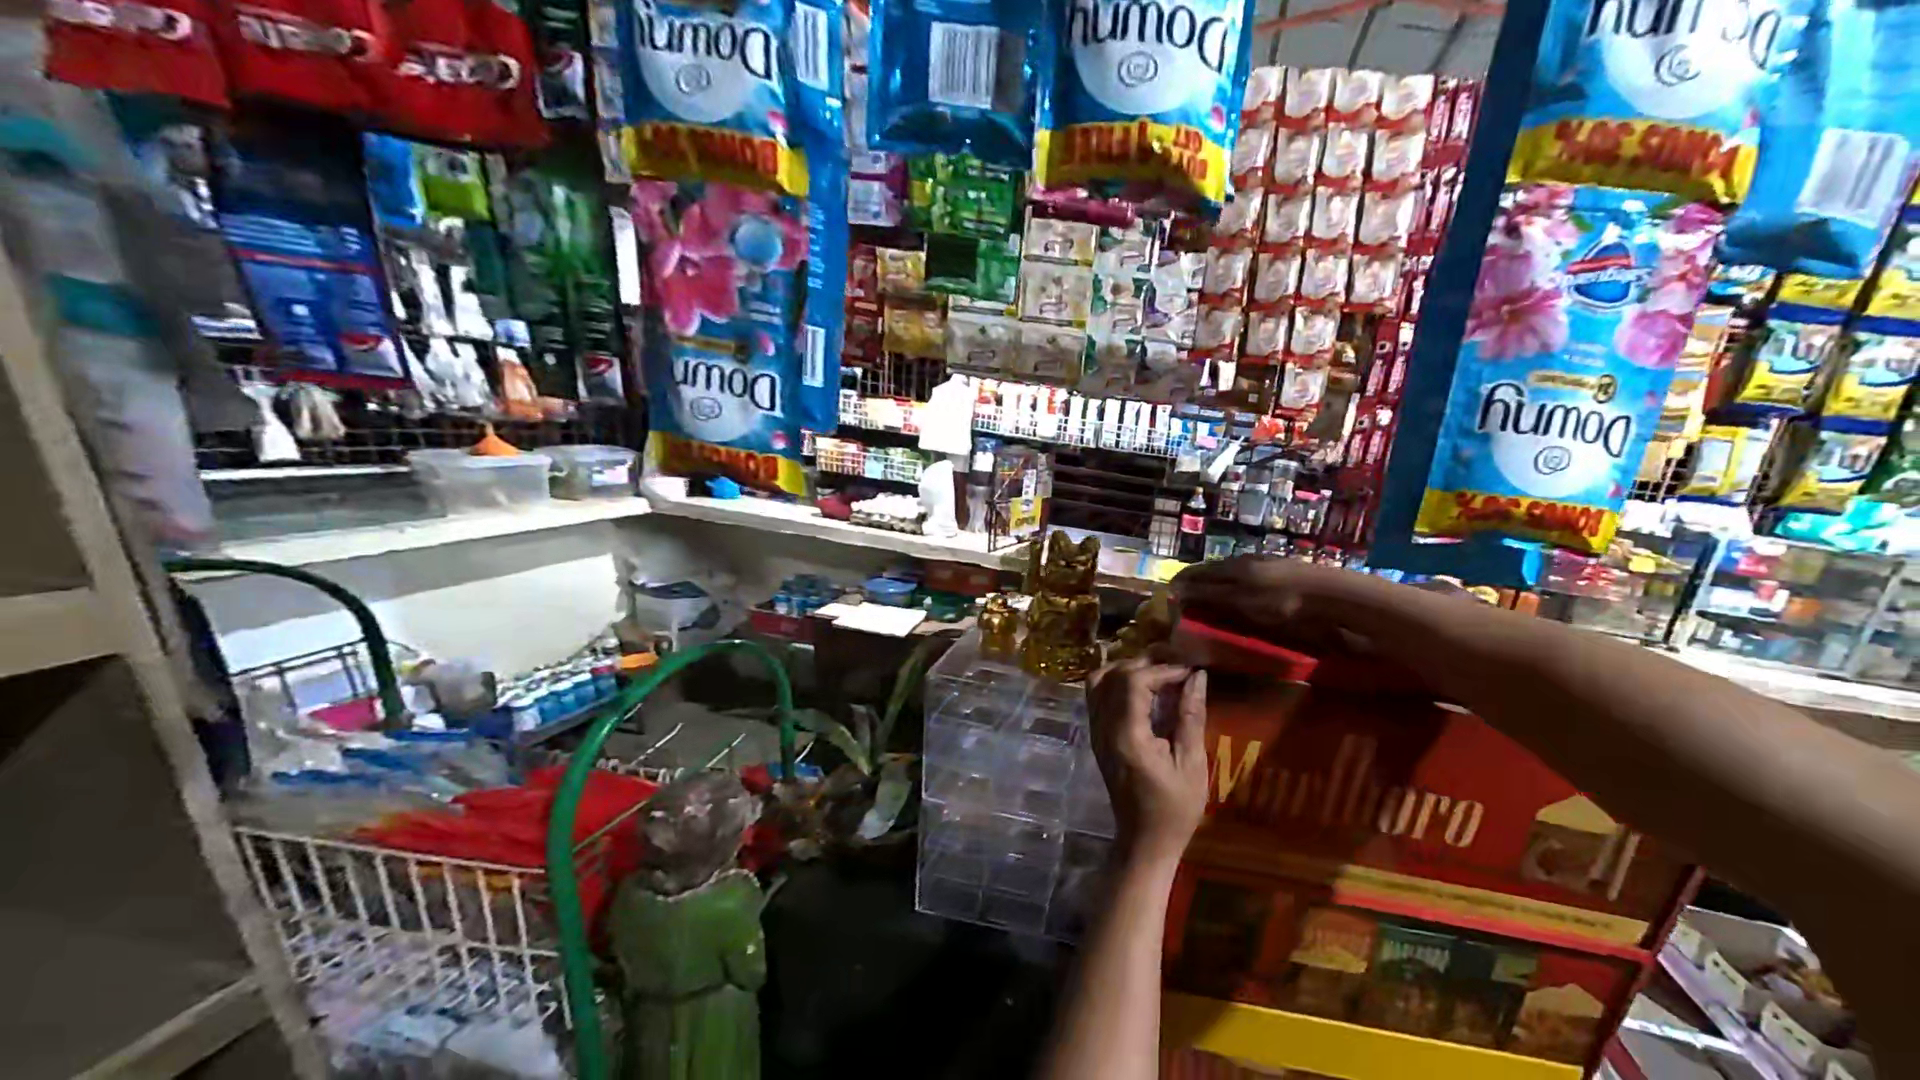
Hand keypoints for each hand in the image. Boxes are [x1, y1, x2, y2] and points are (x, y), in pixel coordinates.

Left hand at [1085, 657, 1208, 869]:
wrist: (1144, 839)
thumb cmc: (1174, 808)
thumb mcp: (1191, 764)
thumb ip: (1190, 716)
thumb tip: (1197, 677)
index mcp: (1126, 735)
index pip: (1132, 682)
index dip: (1162, 669)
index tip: (1190, 671)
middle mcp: (1103, 727)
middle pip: (1113, 675)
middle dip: (1145, 662)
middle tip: (1178, 664)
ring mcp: (1095, 730)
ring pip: (1099, 680)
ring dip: (1128, 668)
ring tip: (1161, 672)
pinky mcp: (1096, 735)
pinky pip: (1098, 695)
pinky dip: (1118, 681)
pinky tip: (1145, 688)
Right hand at [1172, 556, 1382, 657]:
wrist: (1334, 595)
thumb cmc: (1282, 602)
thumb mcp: (1240, 601)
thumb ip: (1208, 596)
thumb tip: (1174, 592)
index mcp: (1230, 566)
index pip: (1194, 572)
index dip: (1179, 584)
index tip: (1166, 598)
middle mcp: (1243, 560)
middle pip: (1211, 571)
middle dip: (1196, 584)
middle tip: (1185, 602)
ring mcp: (1265, 564)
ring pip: (1230, 574)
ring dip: (1216, 586)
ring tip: (1210, 602)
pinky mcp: (1282, 572)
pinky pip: (1248, 579)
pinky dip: (1235, 589)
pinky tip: (1241, 599)